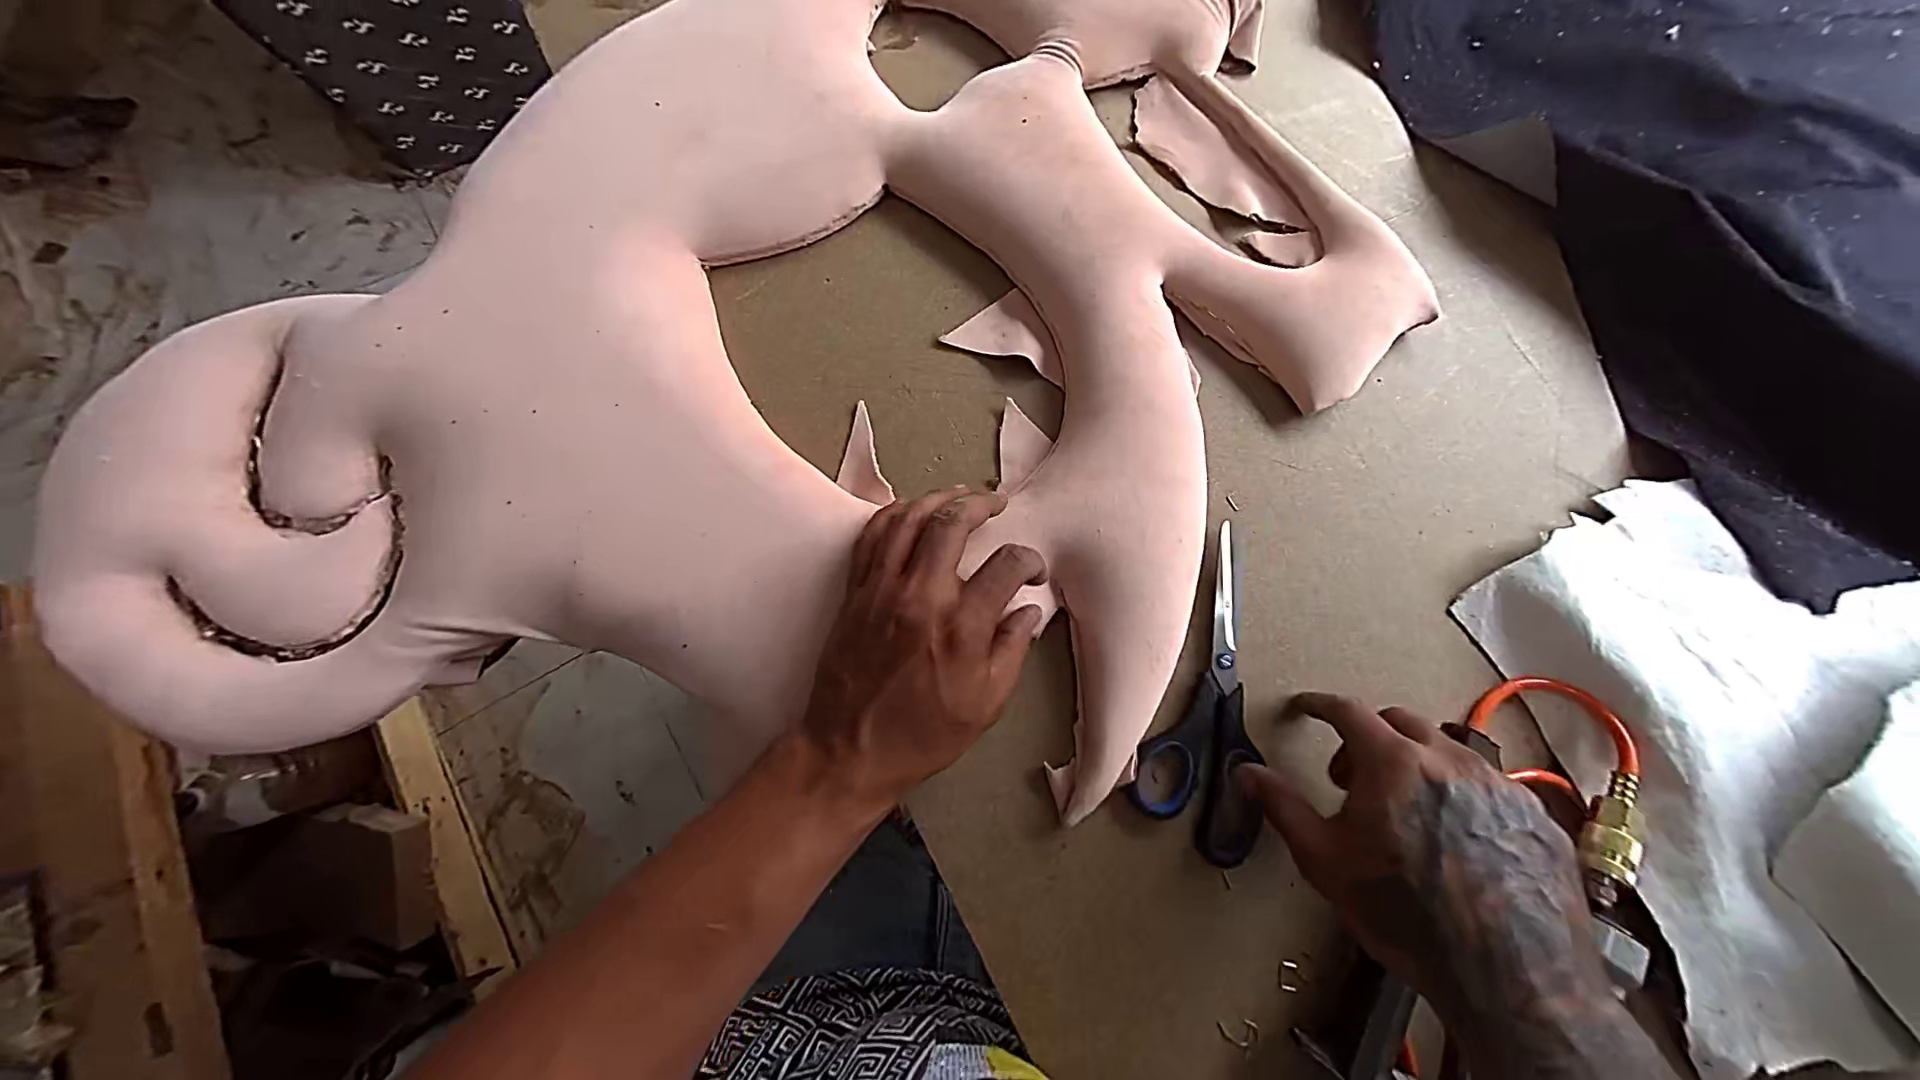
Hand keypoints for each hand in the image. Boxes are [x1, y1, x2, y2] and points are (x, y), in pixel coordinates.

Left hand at [797, 486, 1047, 812]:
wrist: (849, 750)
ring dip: (936, 498)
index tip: (1031, 570)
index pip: (1006, 567)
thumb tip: (1028, 612)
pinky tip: (909, 511)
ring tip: (958, 495)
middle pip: (951, 523)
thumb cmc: (919, 735)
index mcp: (959, 630)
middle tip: (995, 502)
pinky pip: (872, 536)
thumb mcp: (986, 704)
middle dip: (980, 503)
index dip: (1028, 561)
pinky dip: (893, 514)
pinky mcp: (855, 593)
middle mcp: (919, 599)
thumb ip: (1012, 650)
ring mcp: (881, 591)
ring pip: (908, 519)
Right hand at [1238, 694, 1619, 1063]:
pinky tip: (1453, 833)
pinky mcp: (1537, 820)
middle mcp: (1450, 762)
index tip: (1307, 707)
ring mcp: (1501, 788)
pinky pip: (1491, 784)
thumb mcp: (1324, 859)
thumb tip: (1248, 773)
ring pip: (1448, 749)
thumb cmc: (1411, 917)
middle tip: (1350, 774)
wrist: (1511, 982)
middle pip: (1400, 721)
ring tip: (1404, 805)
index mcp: (1394, 762)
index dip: (1319, 704)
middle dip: (1367, 736)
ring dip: (1416, 761)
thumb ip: (1281, 805)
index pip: (1348, 710)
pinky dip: (1460, 791)